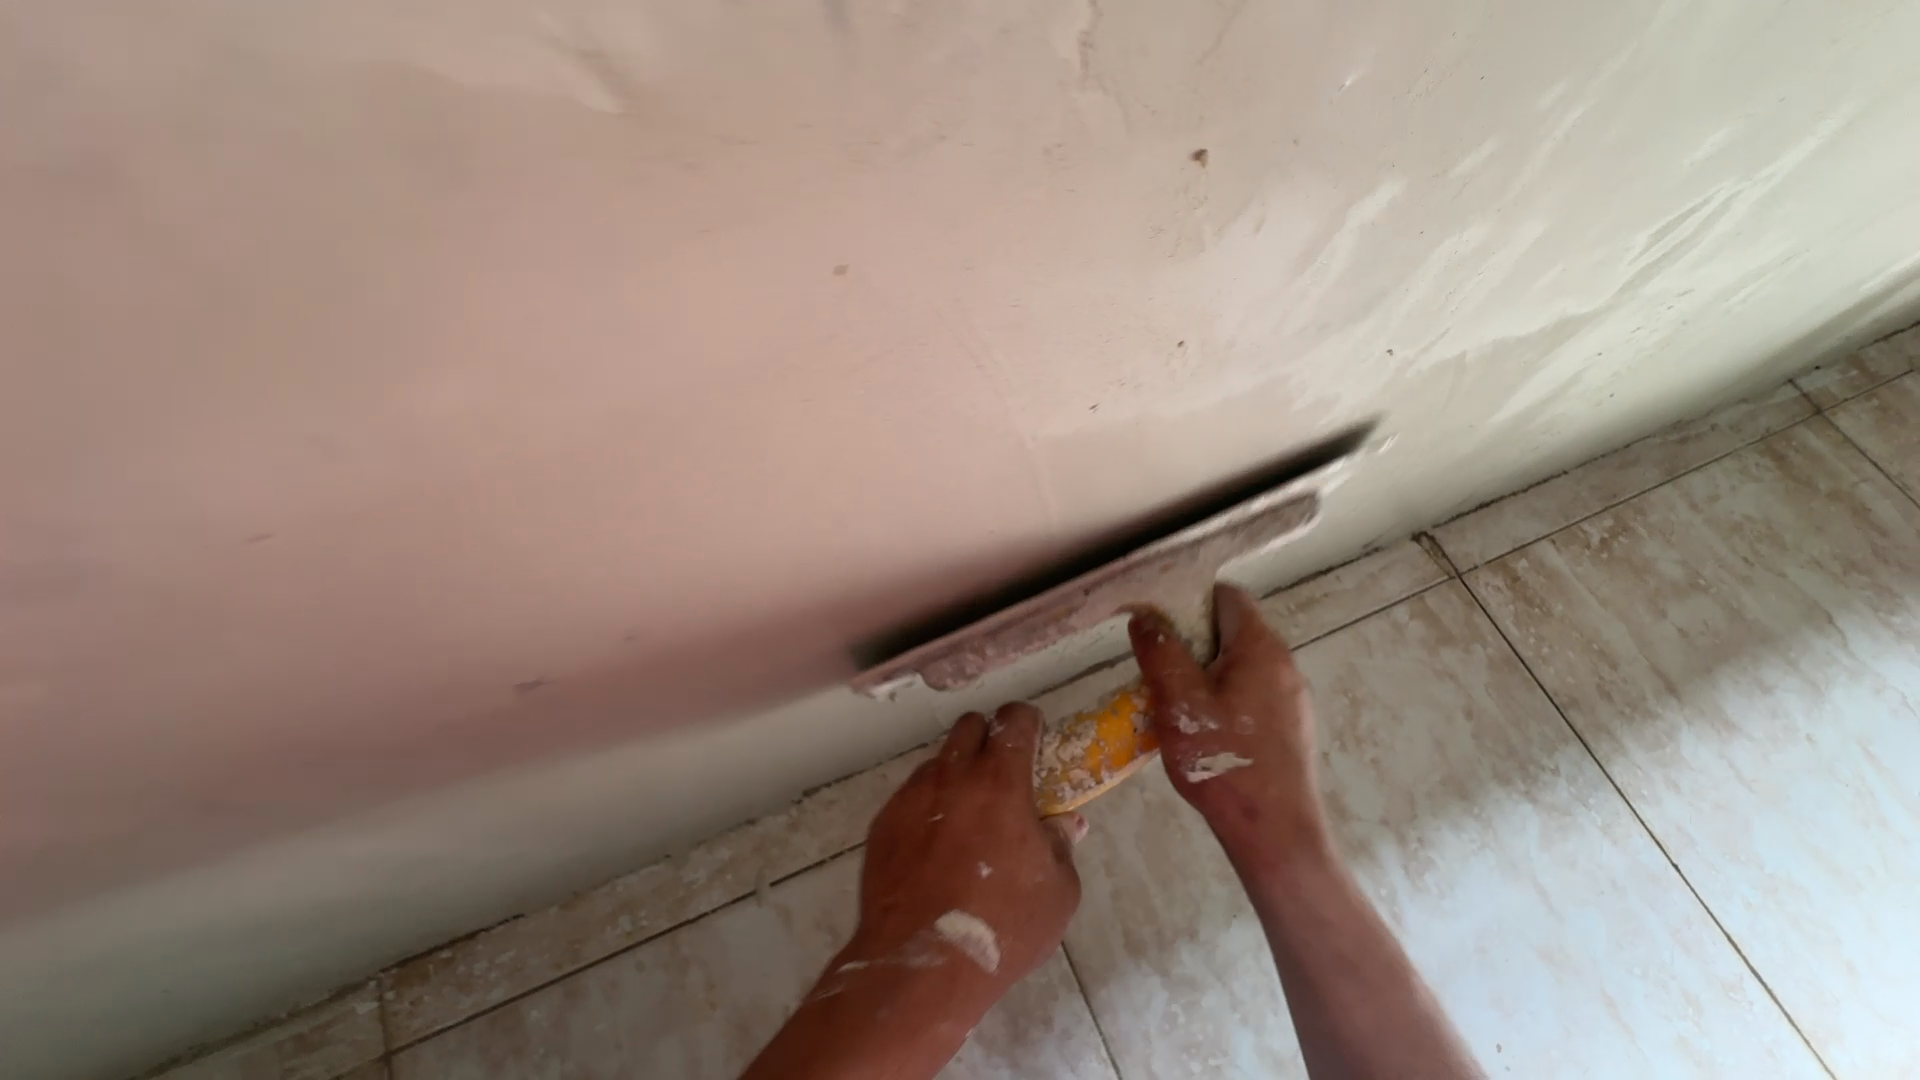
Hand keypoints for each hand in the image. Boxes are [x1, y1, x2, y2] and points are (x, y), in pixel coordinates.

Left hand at [842, 704, 1086, 1000]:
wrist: (921, 964)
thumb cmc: (1002, 927)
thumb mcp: (1057, 892)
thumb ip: (1060, 846)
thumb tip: (1064, 824)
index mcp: (1001, 781)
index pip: (1014, 721)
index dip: (1027, 722)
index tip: (1034, 739)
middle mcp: (953, 775)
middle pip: (970, 726)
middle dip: (989, 739)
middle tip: (1001, 775)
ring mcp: (912, 795)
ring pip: (938, 762)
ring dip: (956, 775)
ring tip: (966, 818)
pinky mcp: (883, 821)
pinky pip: (911, 796)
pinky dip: (928, 806)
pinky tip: (934, 847)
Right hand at [1127, 583, 1329, 861]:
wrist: (1275, 832)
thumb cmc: (1223, 761)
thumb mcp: (1178, 702)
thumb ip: (1160, 652)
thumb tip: (1144, 616)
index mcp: (1261, 647)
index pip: (1227, 596)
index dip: (1189, 600)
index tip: (1157, 622)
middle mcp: (1284, 664)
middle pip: (1232, 631)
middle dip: (1191, 642)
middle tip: (1158, 669)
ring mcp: (1292, 698)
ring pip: (1239, 666)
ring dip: (1204, 674)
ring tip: (1173, 704)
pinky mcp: (1290, 727)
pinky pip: (1250, 694)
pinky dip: (1222, 699)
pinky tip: (1203, 733)